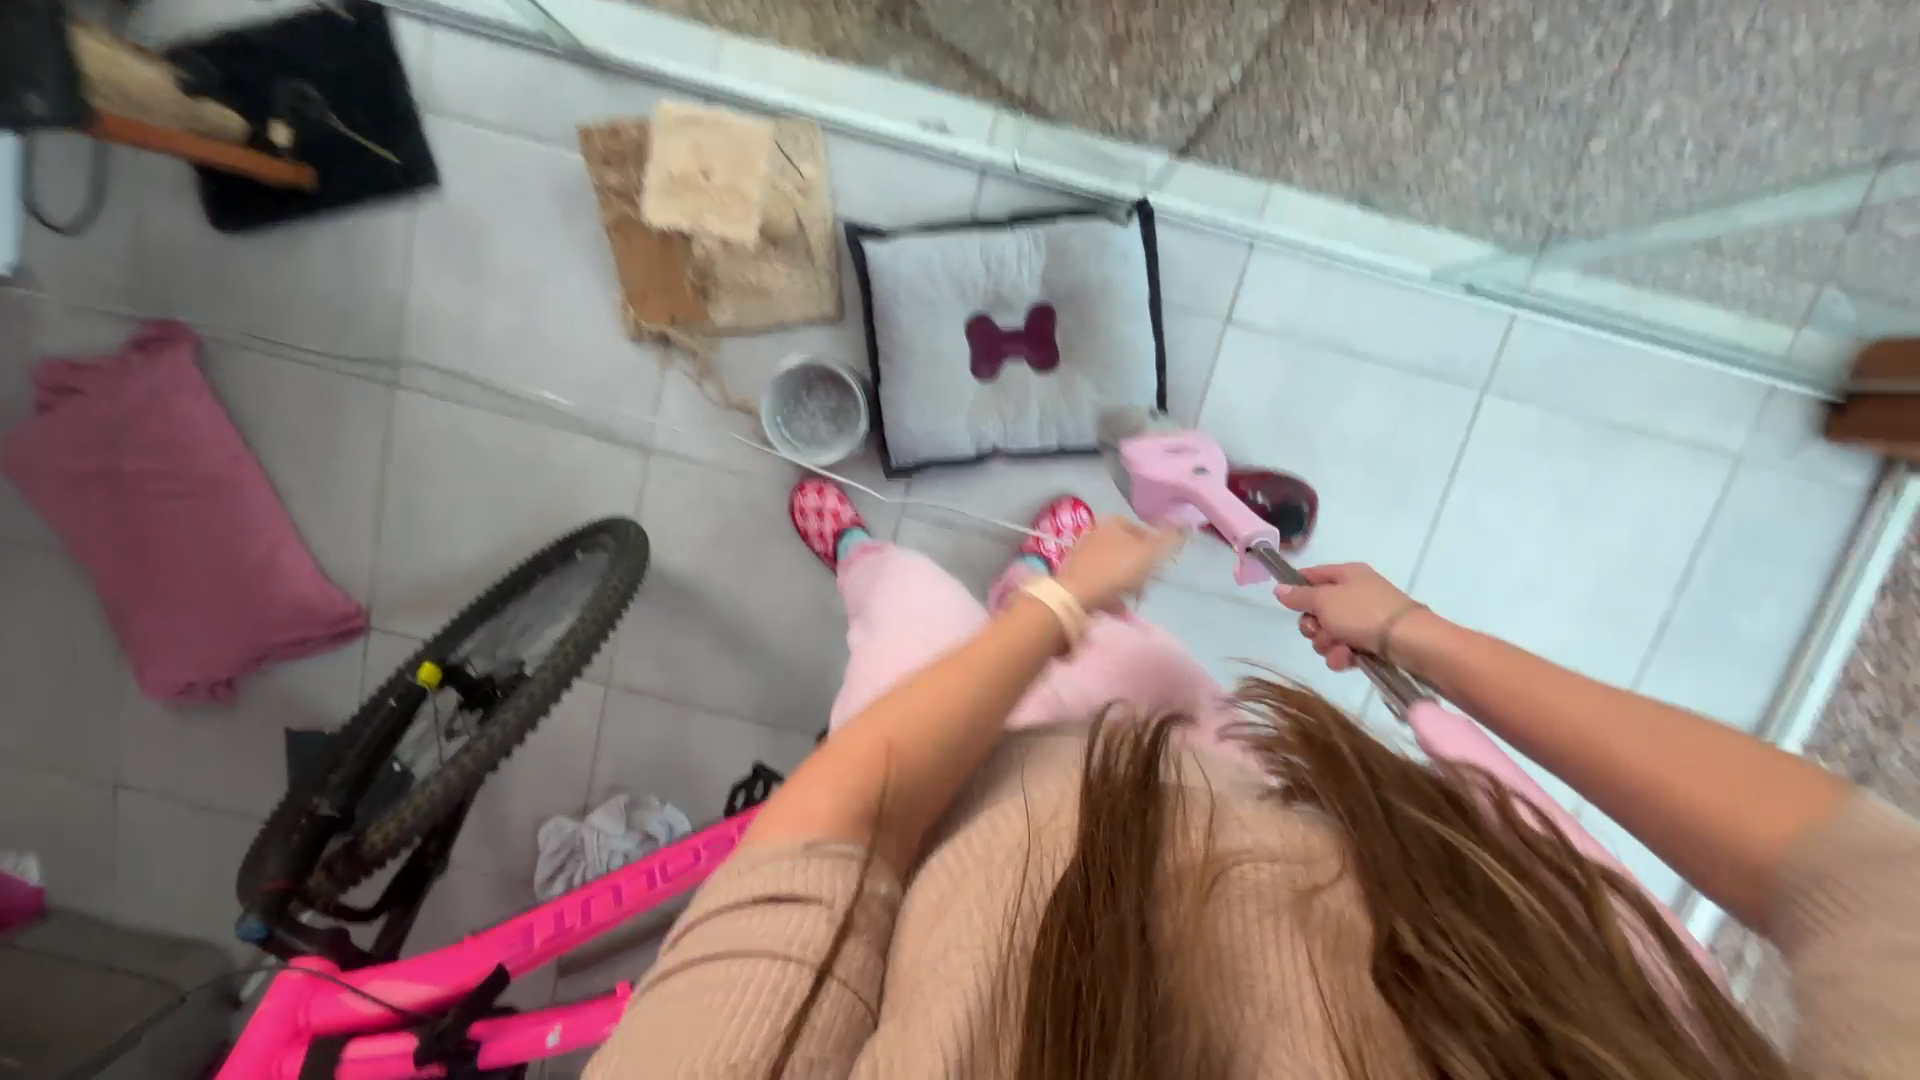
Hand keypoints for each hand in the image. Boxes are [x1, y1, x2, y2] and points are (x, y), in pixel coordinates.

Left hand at [1052, 517, 1183, 613]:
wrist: (1075, 594)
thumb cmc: (1115, 570)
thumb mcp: (1148, 554)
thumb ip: (1167, 541)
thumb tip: (1182, 529)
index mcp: (1114, 522)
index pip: (1143, 531)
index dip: (1155, 550)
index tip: (1160, 569)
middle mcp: (1096, 531)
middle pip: (1127, 550)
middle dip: (1139, 569)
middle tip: (1146, 587)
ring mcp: (1082, 551)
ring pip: (1114, 566)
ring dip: (1125, 583)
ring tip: (1131, 599)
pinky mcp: (1073, 571)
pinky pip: (1100, 579)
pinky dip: (1109, 590)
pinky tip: (1115, 604)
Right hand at [1272, 563, 1423, 672]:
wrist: (1409, 642)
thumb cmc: (1363, 612)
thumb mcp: (1324, 600)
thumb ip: (1299, 596)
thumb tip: (1279, 588)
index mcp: (1346, 574)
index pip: (1312, 575)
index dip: (1297, 588)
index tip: (1288, 603)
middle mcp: (1354, 594)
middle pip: (1316, 610)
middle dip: (1313, 626)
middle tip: (1320, 630)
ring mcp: (1364, 619)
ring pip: (1328, 633)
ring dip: (1326, 644)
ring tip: (1340, 648)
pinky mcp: (1371, 642)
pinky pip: (1344, 648)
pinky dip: (1342, 655)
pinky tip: (1347, 659)